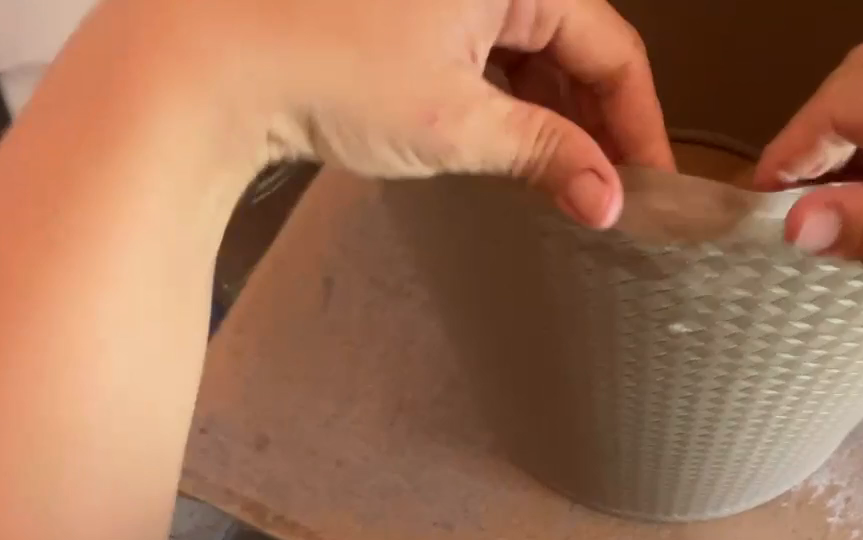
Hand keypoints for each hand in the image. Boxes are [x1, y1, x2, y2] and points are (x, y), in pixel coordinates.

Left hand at [106, 0, 673, 227]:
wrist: (211, 60)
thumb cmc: (320, 66)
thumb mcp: (457, 123)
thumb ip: (546, 156)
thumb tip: (606, 198)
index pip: (611, 49)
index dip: (638, 126)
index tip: (651, 185)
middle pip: (579, 46)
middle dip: (599, 125)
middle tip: (610, 193)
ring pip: (538, 52)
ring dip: (558, 118)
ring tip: (567, 181)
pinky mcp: (423, 11)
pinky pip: (495, 54)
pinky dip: (516, 103)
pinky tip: (522, 147)